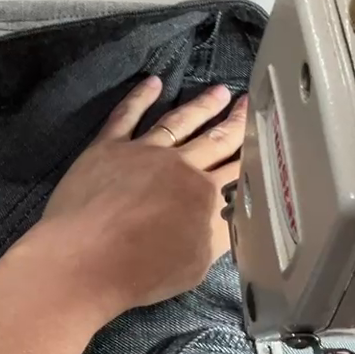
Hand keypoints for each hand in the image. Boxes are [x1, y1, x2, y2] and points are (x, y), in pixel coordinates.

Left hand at [24, 76, 246, 321]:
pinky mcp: (109, 146)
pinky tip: (152, 83)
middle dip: (234, 120)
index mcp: (205, 194)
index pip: (236, 169)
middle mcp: (180, 165)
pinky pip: (127, 115)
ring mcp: (144, 151)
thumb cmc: (143, 270)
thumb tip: (232, 213)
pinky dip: (140, 97)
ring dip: (200, 106)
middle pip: (214, 138)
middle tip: (248, 102)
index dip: (253, 151)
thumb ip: (217, 234)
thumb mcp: (197, 264)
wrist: (88, 258)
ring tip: (218, 91)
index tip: (266, 134)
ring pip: (178, 121)